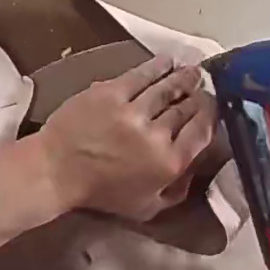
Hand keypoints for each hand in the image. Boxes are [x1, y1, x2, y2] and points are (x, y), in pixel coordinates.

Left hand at [36, 55, 217, 220]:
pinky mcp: (111, 92)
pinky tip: (168, 61)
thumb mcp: (146, 208)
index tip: (212, 107)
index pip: (201, 131)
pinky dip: (158, 66)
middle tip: (203, 89)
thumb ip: (176, 192)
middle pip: (187, 107)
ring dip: (184, 78)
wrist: (57, 171)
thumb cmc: (101, 193)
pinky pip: (141, 75)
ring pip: (168, 88)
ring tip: (192, 72)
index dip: (211, 115)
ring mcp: (133, 110)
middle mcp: (157, 135)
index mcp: (169, 163)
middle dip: (198, 96)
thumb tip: (194, 171)